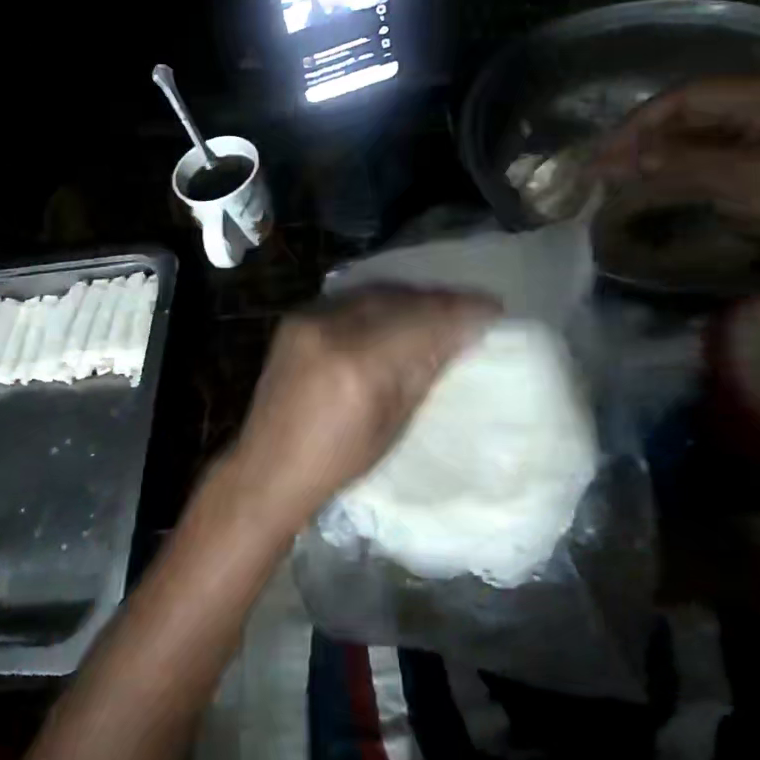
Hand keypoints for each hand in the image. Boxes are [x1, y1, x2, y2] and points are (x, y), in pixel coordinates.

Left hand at [226, 285, 500, 526]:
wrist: (267, 468)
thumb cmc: (338, 461)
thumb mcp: (394, 422)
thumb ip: (426, 369)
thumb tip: (463, 334)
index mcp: (360, 364)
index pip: (424, 321)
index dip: (462, 311)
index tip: (492, 308)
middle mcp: (333, 328)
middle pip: (401, 298)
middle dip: (440, 300)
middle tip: (469, 307)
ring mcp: (310, 317)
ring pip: (377, 292)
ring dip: (412, 297)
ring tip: (440, 307)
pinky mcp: (297, 317)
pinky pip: (351, 298)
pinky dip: (381, 302)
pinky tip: (399, 311)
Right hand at [594, 73, 759, 250]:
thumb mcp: (751, 182)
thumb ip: (688, 166)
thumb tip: (632, 158)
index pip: (686, 97)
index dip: (639, 125)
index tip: (605, 158)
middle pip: (702, 110)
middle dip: (656, 140)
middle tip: (617, 172)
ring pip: (724, 130)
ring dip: (683, 154)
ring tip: (648, 181)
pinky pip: (748, 148)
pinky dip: (715, 165)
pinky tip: (703, 188)